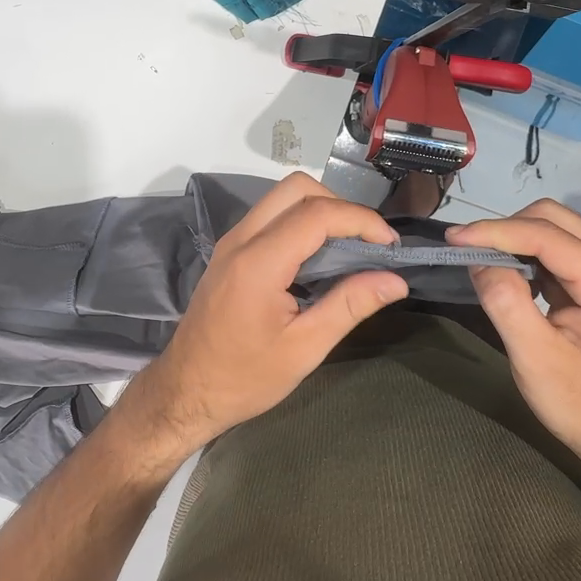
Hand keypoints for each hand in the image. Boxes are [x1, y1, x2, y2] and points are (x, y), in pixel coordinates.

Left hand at [114, 173, 408, 459]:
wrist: (184, 391)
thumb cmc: (244, 378)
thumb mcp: (304, 349)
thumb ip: (350, 305)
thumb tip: (396, 280)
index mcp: (259, 262)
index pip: (318, 214)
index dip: (361, 220)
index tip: (391, 245)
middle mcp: (242, 239)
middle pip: (297, 188)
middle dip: (340, 205)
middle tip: (367, 242)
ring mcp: (231, 241)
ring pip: (281, 197)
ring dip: (320, 210)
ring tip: (349, 248)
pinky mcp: (229, 250)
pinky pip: (270, 216)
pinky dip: (300, 221)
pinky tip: (318, 257)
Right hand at [449, 200, 580, 465]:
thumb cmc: (579, 403)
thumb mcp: (534, 358)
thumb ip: (506, 303)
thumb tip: (478, 261)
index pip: (547, 236)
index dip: (498, 231)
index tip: (455, 238)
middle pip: (554, 219)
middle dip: (507, 227)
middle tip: (467, 249)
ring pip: (554, 228)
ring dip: (515, 236)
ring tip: (481, 259)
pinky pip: (555, 248)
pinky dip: (525, 251)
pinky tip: (506, 273)